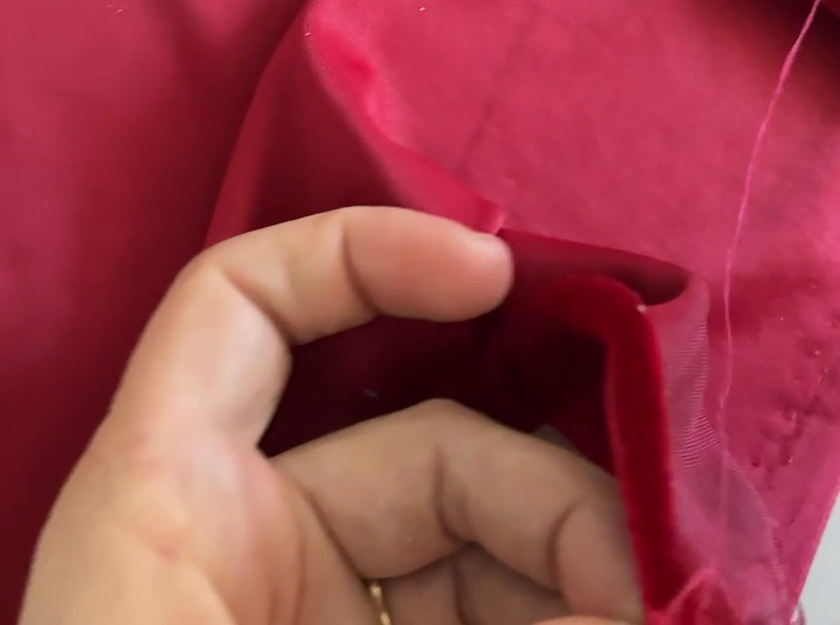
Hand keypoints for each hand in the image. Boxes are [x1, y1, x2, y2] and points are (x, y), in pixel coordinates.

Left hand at [17, 207, 642, 624]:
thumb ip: (497, 598)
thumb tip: (671, 585)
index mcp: (166, 503)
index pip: (238, 301)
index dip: (357, 252)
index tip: (494, 271)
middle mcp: (238, 533)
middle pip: (414, 435)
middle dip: (550, 492)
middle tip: (672, 567)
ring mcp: (307, 605)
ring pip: (469, 532)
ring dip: (580, 570)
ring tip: (672, 607)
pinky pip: (476, 604)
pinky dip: (554, 607)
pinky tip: (634, 617)